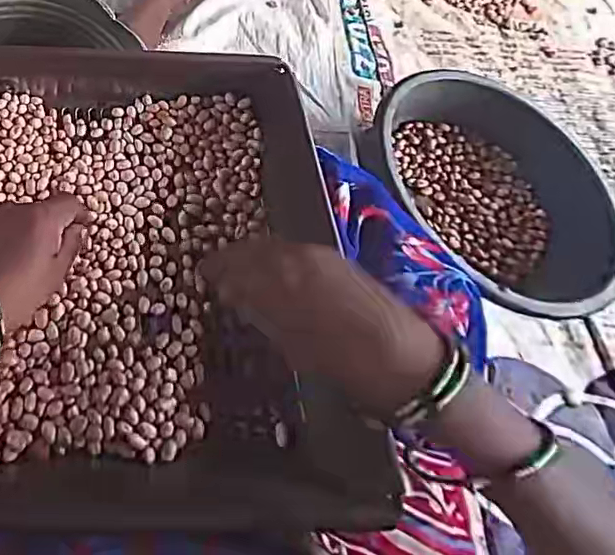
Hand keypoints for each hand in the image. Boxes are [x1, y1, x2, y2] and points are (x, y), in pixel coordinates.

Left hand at [0, 192, 90, 331]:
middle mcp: (16, 208)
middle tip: (48, 256)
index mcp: (42, 218)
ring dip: (21, 234)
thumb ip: (70, 247)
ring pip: (15, 219)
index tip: (83, 224)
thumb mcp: (53, 277)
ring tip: (18, 265)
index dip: (79, 212)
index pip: (69, 202)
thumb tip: (76, 230)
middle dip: (47, 228)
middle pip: (40, 211)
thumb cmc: (14, 295)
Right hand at [203, 238, 447, 417]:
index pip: (243, 267)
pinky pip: (294, 249)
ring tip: (237, 267)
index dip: (221, 269)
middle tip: (213, 268)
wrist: (412, 363)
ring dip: (252, 254)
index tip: (203, 272)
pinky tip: (270, 267)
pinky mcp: (338, 259)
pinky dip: (275, 255)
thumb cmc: (353, 368)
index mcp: (291, 282)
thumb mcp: (300, 349)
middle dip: (233, 258)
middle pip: (257, 251)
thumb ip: (266, 316)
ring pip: (275, 247)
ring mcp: (322, 256)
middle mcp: (304, 260)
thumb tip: (236, 297)